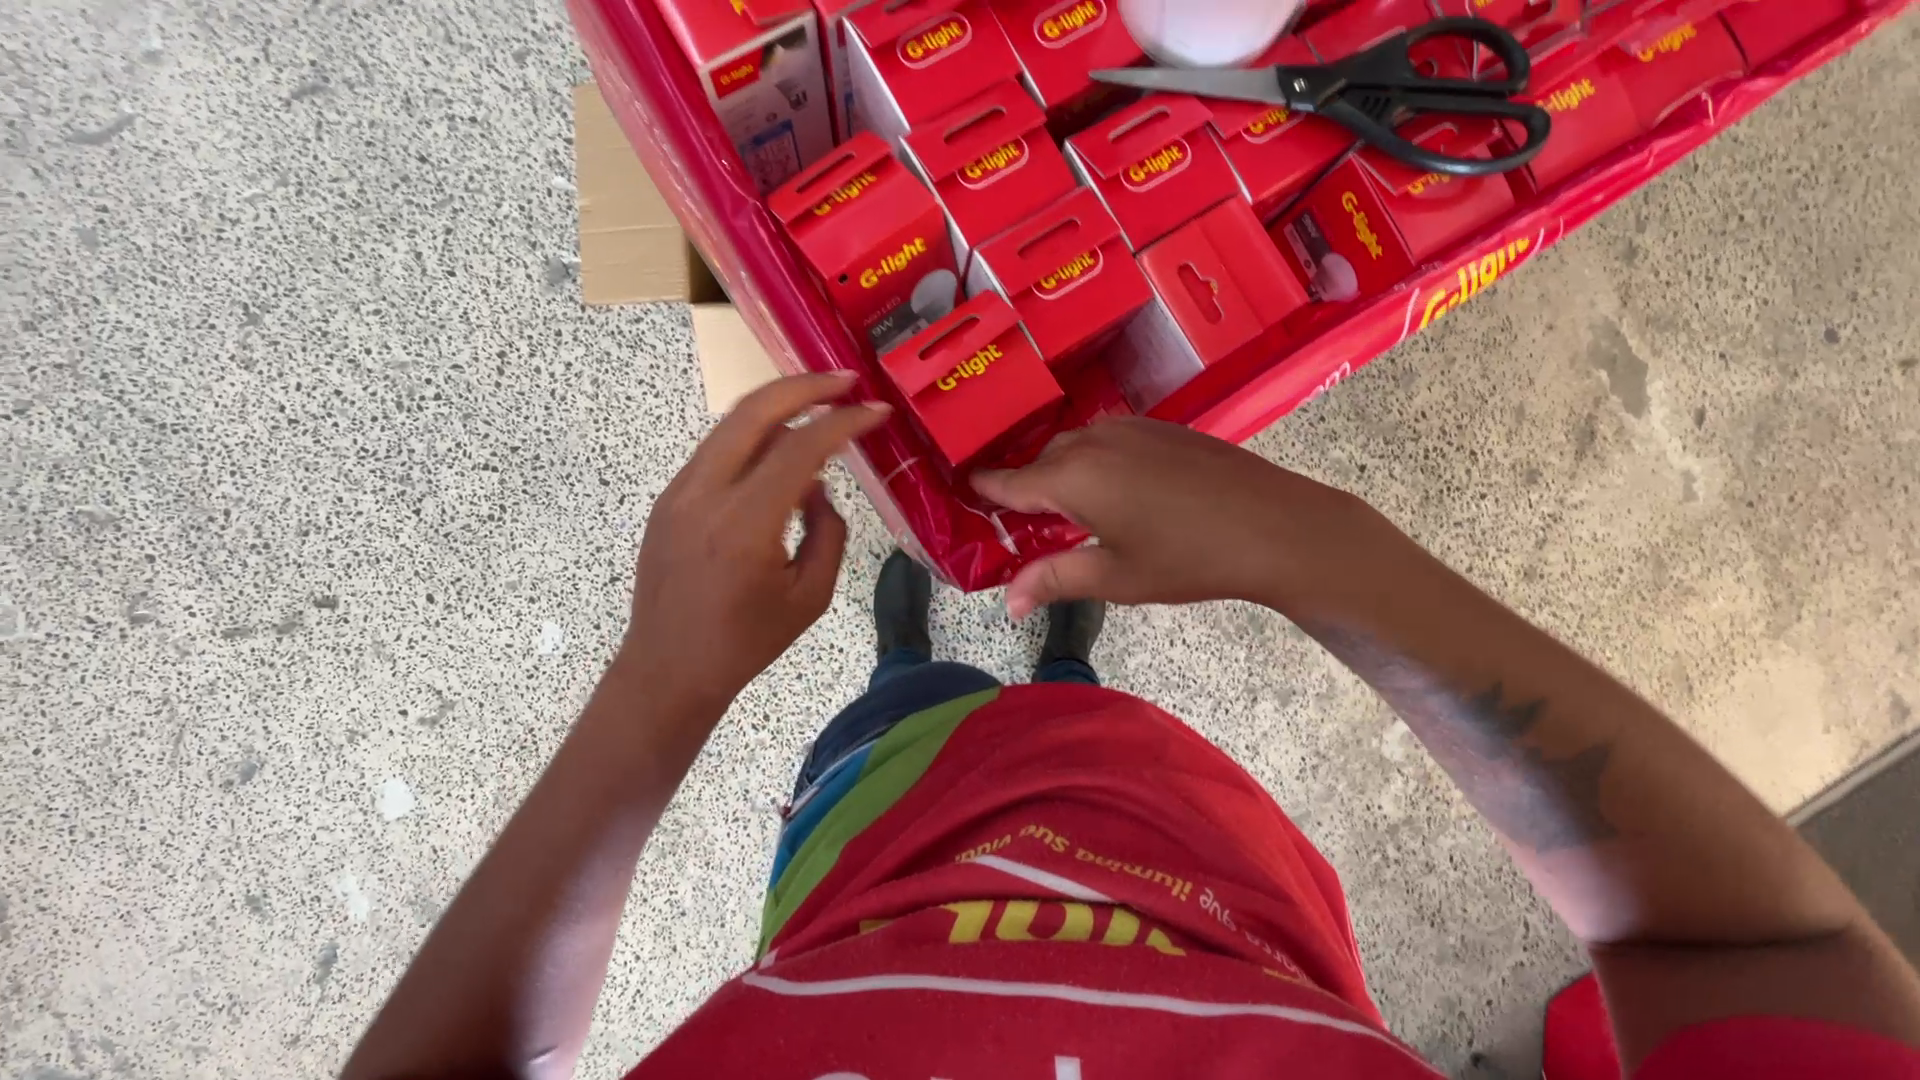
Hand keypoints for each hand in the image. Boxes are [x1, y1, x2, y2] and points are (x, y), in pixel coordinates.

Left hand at [618, 372, 890, 719]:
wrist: (668, 667)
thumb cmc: (746, 642)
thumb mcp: (810, 596)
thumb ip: (827, 532)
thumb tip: (816, 487)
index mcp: (744, 525)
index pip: (800, 448)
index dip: (844, 422)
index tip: (876, 411)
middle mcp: (704, 495)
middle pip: (753, 410)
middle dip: (804, 385)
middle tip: (845, 381)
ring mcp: (678, 492)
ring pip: (730, 423)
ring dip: (777, 406)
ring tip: (818, 405)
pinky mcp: (668, 499)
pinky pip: (717, 450)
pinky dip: (753, 437)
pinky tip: (780, 450)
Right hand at [972, 418, 1390, 617]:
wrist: (1277, 526)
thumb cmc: (1189, 558)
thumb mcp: (1116, 577)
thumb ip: (1055, 580)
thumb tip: (1007, 602)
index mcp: (1072, 476)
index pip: (1008, 481)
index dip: (984, 492)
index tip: (964, 499)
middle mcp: (1094, 440)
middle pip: (1041, 461)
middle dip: (1028, 490)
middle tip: (1029, 529)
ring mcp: (1131, 428)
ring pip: (1076, 447)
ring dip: (1064, 474)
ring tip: (1074, 514)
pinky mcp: (1162, 427)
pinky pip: (1109, 440)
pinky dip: (1097, 462)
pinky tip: (1120, 494)